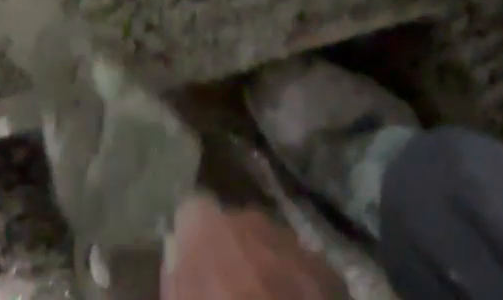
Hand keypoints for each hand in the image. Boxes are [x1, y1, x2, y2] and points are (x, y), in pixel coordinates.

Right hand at [161, 196, 346, 299]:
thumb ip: (175, 275)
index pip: (190, 211)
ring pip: (271, 243)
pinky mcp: (326, 269)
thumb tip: (178, 255)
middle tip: (233, 289)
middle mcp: (247, 218)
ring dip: (267, 264)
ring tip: (267, 299)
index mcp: (205, 225)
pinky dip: (298, 283)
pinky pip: (303, 267)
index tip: (193, 263)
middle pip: (234, 224)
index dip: (193, 237)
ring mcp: (290, 240)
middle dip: (233, 249)